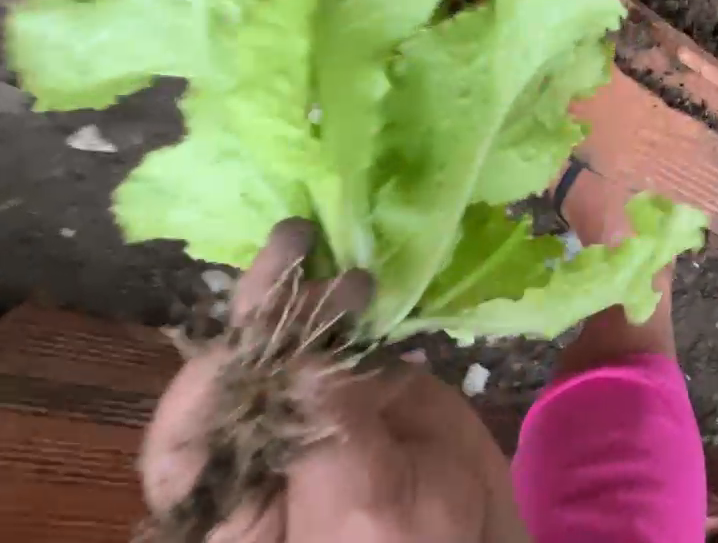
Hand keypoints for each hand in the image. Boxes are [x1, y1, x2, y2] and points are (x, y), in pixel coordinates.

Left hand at [139, 220, 527, 542]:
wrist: (482, 542)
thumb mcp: (367, 508)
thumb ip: (331, 441)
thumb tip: (305, 362)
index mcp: (232, 497)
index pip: (194, 428)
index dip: (221, 366)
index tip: (264, 313)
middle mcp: (262, 447)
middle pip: (241, 370)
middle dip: (264, 307)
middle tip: (299, 243)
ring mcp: (318, 412)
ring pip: (298, 343)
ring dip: (311, 292)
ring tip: (331, 247)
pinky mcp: (371, 389)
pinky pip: (357, 340)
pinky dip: (365, 300)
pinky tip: (374, 269)